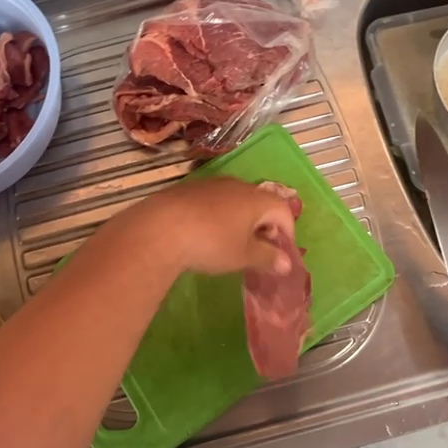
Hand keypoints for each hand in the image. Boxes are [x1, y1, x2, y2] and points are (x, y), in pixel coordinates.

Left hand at [107, 177, 296, 277]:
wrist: (160, 228)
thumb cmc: (211, 243)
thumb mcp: (243, 257)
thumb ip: (268, 257)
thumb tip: (287, 262)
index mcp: (256, 199)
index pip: (283, 210)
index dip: (287, 232)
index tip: (280, 255)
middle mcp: (237, 185)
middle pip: (260, 202)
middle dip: (264, 226)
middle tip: (258, 250)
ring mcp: (211, 184)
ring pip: (235, 200)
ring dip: (240, 220)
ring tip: (231, 243)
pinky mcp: (188, 189)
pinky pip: (213, 201)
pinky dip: (218, 216)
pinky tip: (205, 234)